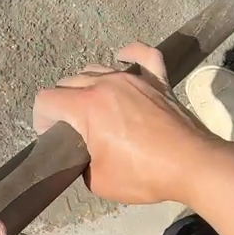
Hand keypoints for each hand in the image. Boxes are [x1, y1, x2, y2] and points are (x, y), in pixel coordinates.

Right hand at [32, 42, 223, 204]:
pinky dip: (132, 53)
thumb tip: (86, 156)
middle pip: (70, 82)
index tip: (51, 137)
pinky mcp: (159, 83)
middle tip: (72, 129)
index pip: (47, 100)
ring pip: (99, 69)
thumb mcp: (98, 180)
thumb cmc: (146, 174)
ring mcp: (136, 80)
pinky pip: (145, 56)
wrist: (192, 165)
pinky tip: (123, 57)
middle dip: (63, 104)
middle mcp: (108, 84)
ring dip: (89, 85)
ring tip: (92, 107)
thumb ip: (82, 162)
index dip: (41, 120)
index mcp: (88, 106)